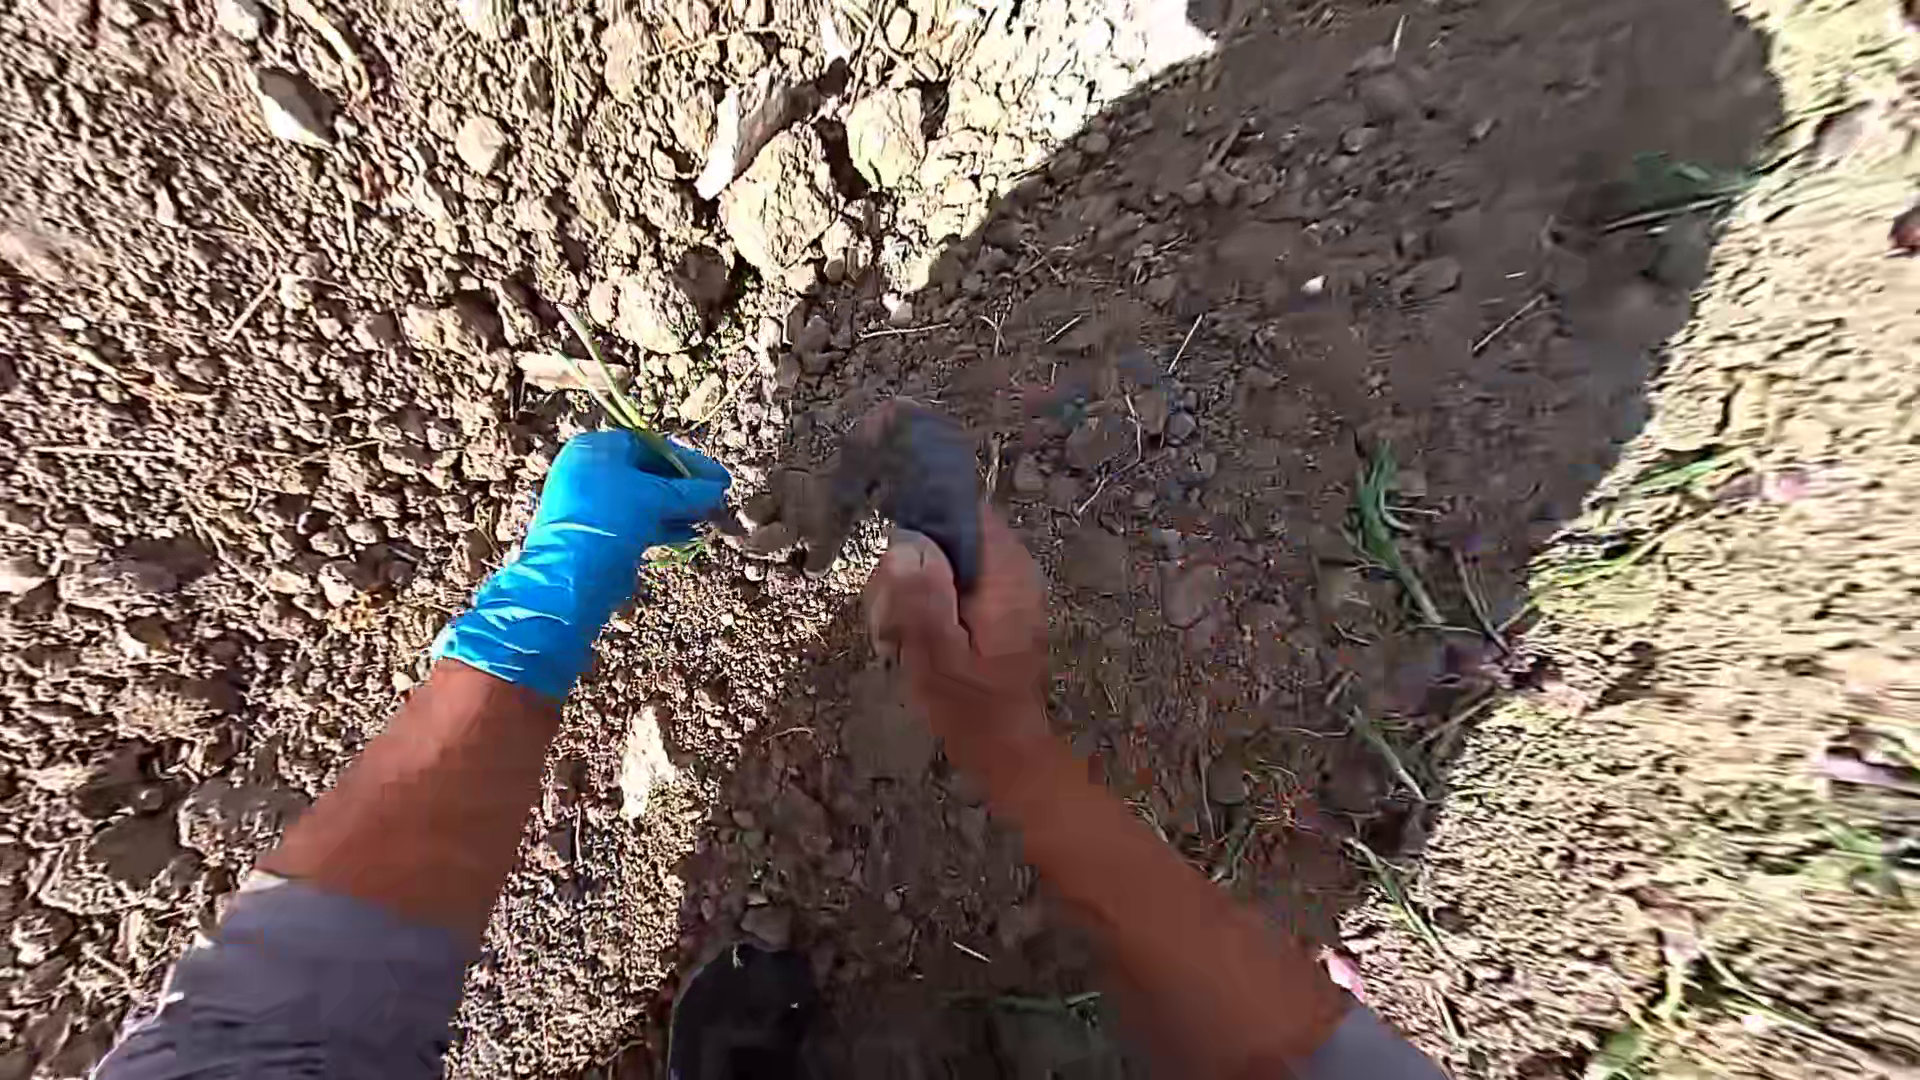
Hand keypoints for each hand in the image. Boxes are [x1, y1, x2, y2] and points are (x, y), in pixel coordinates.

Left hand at [434, 430, 729, 697]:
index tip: (718, 478)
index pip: (653, 447)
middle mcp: (593, 470)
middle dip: (688, 488)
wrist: (573, 570)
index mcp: (597, 449)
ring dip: (682, 508)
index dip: (690, 461)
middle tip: (718, 499)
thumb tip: (718, 489)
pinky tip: (691, 533)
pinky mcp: (602, 529)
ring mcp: (595, 502)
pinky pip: (641, 520)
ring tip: (710, 518)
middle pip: (652, 474)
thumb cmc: (611, 517)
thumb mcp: (657, 497)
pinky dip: (666, 524)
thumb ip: (691, 491)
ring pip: (649, 499)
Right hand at [865, 507, 1049, 769]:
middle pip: (947, 536)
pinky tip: (911, 638)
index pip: (965, 512)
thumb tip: (903, 545)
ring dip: (912, 590)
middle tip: (890, 615)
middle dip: (909, 566)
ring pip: (942, 561)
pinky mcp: (992, 607)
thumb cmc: (975, 710)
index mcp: (1005, 574)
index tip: (892, 561)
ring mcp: (1003, 588)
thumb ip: (922, 600)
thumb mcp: (938, 656)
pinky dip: (924, 605)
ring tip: (898, 634)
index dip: (921, 524)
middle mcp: (1011, 571)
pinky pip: (948, 586)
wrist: (1008, 750)